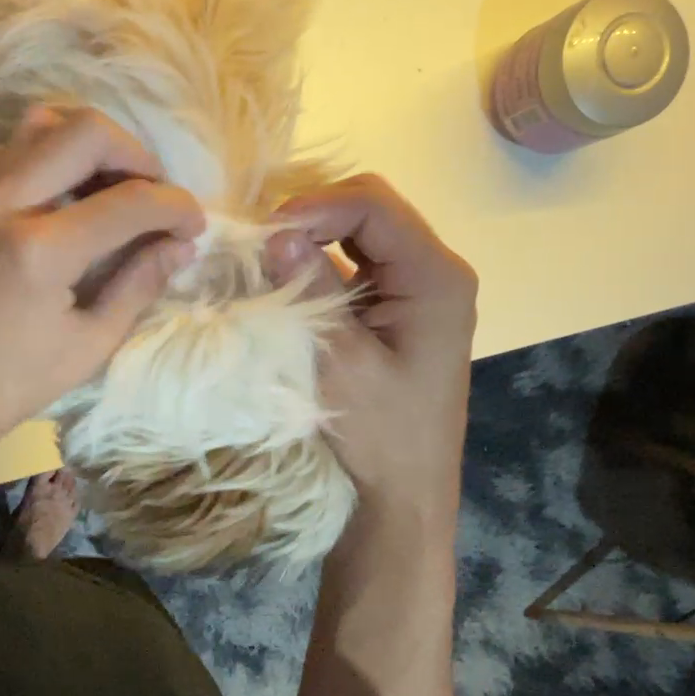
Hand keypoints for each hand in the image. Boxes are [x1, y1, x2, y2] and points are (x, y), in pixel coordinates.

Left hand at [0, 106, 204, 482]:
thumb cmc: (16, 382)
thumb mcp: (90, 345)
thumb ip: (138, 284)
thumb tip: (181, 243)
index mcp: (39, 251)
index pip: (127, 201)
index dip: (174, 207)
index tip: (194, 226)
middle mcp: (5, 206)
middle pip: (85, 133)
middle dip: (137, 156)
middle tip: (157, 196)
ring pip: (44, 126)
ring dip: (91, 145)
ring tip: (115, 188)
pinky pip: (13, 150)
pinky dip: (50, 154)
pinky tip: (69, 194)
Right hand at [267, 175, 477, 521]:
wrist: (404, 489)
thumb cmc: (379, 431)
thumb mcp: (340, 360)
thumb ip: (313, 290)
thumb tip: (276, 234)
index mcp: (435, 277)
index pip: (374, 207)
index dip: (315, 207)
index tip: (261, 235)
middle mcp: (435, 271)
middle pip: (372, 211)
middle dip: (313, 215)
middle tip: (259, 242)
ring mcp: (418, 291)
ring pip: (363, 236)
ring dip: (314, 238)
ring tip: (265, 256)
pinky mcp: (399, 312)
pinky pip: (359, 268)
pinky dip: (321, 265)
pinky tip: (287, 280)